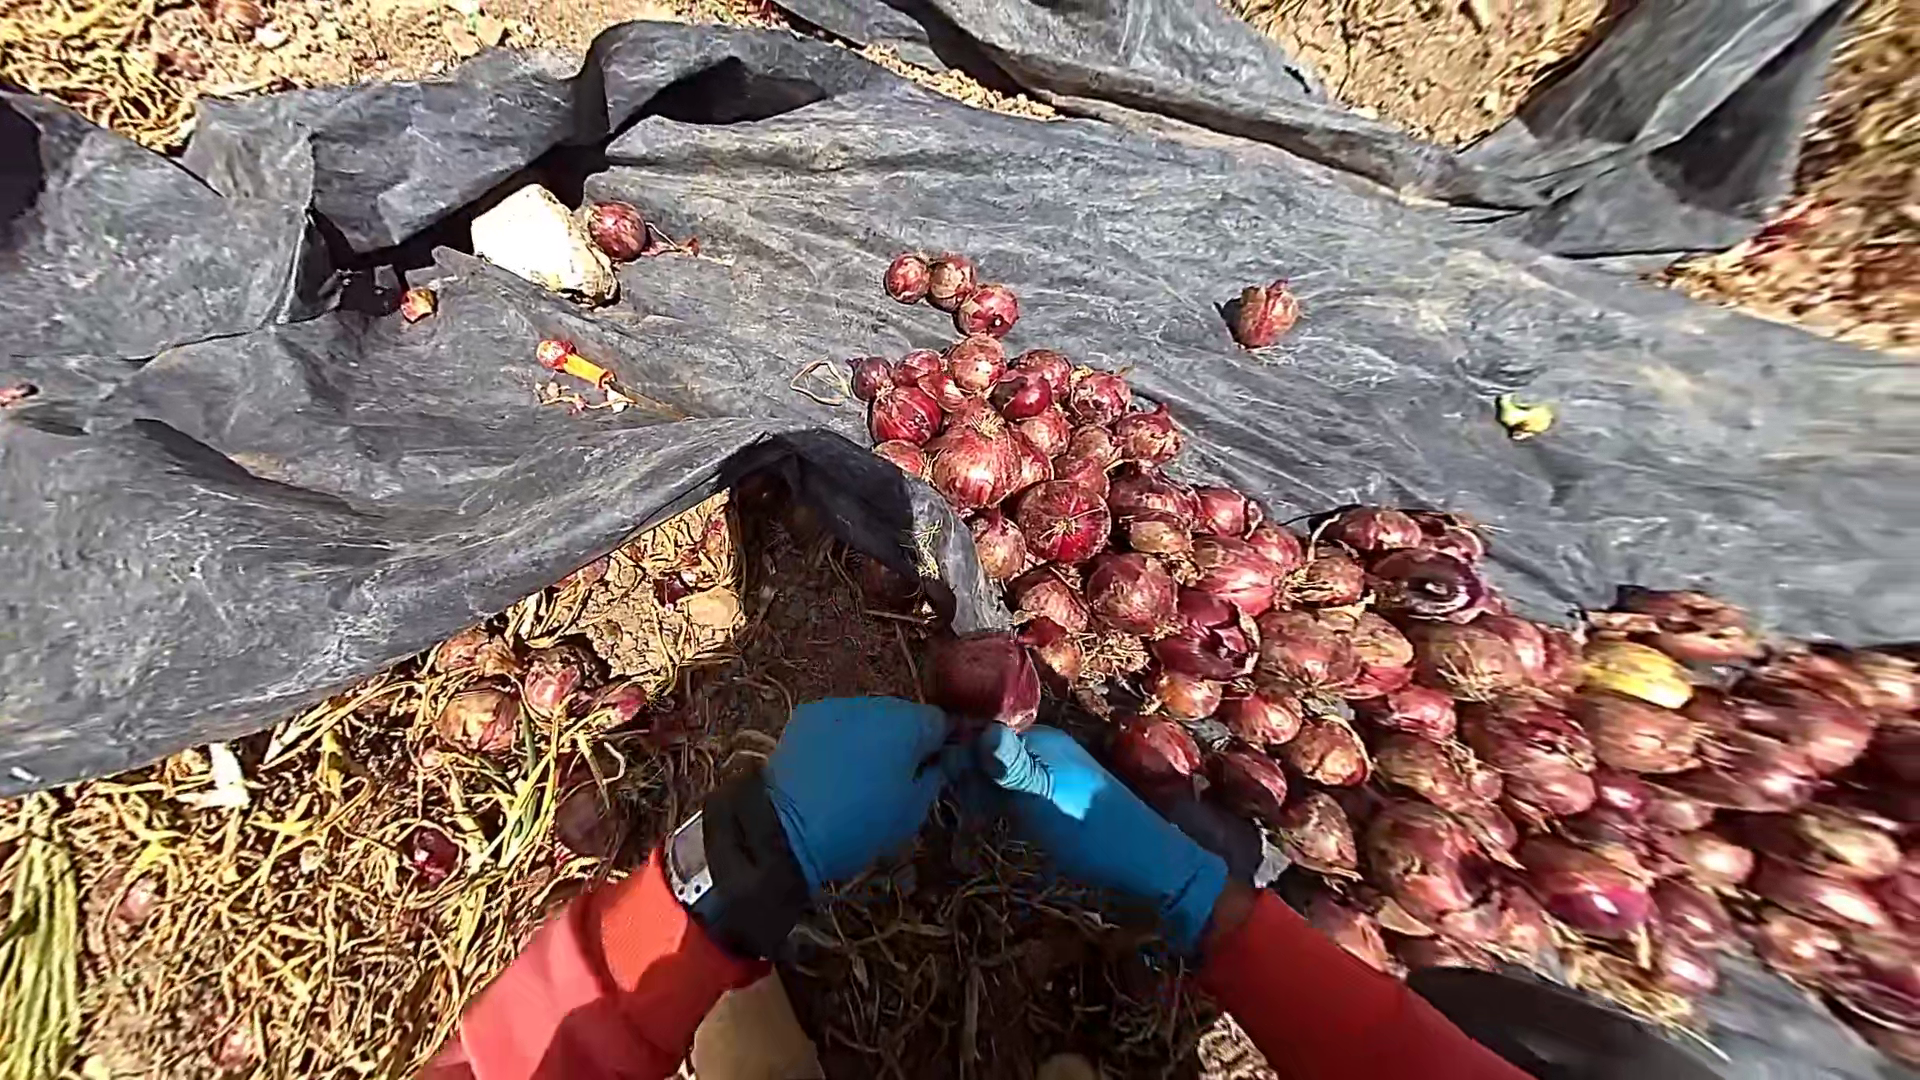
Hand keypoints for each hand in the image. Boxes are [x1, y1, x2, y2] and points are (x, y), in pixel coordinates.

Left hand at [765, 697, 950, 892]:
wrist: (786, 829)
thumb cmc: (861, 824)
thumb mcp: (913, 811)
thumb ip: (935, 776)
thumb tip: (939, 760)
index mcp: (910, 724)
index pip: (942, 720)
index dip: (945, 742)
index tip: (939, 766)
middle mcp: (877, 704)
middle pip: (905, 715)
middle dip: (906, 739)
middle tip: (899, 776)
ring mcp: (840, 705)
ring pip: (871, 717)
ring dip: (873, 737)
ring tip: (861, 774)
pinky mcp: (809, 714)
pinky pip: (839, 722)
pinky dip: (842, 738)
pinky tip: (832, 768)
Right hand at [978, 724, 1226, 953]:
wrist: (1144, 861)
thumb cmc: (1088, 826)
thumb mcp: (1044, 796)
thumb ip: (1010, 765)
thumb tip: (982, 729)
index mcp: (1039, 739)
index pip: (983, 736)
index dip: (961, 759)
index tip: (950, 789)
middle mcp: (1041, 749)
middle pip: (988, 755)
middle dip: (969, 778)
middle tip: (968, 811)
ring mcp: (1046, 773)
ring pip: (998, 776)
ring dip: (981, 794)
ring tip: (976, 819)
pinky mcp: (1051, 797)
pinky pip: (1013, 792)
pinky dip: (998, 805)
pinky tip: (991, 822)